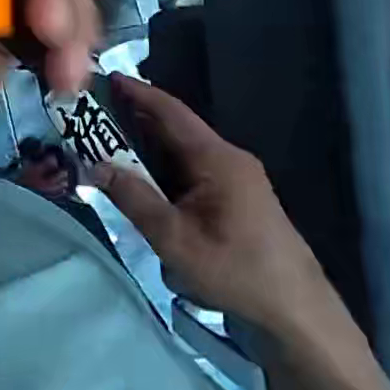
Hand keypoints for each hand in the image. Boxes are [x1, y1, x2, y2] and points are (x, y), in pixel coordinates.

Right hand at [95, 75, 329, 330]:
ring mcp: (234, 176)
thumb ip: (134, 198)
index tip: (106, 78)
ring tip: (106, 140)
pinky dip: (162, 166)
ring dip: (147, 145)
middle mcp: (227, 158)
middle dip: (135, 117)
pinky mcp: (235, 196)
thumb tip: (96, 166)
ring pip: (182, 150)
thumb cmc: (235, 271)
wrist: (295, 311)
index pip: (171, 112)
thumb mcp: (175, 239)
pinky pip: (191, 169)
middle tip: (94, 113)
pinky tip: (140, 176)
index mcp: (217, 158)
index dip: (138, 92)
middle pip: (175, 128)